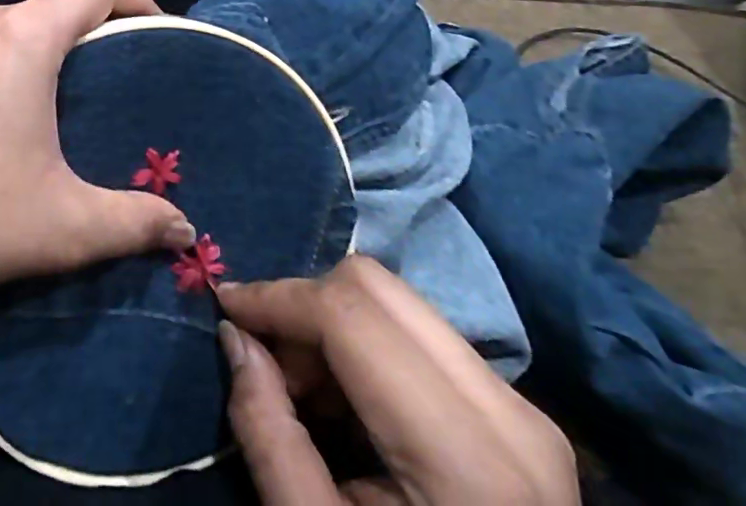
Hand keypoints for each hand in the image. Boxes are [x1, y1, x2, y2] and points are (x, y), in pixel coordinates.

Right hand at [217, 256, 577, 504]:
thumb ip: (268, 434)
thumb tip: (235, 338)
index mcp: (467, 458)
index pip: (351, 315)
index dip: (276, 298)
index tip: (225, 309)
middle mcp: (506, 409)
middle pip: (377, 287)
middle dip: (303, 306)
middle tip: (267, 361)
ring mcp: (520, 405)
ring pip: (396, 302)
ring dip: (330, 325)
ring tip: (305, 393)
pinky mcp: (518, 409)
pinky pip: (419, 332)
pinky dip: (362, 345)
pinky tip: (346, 403)